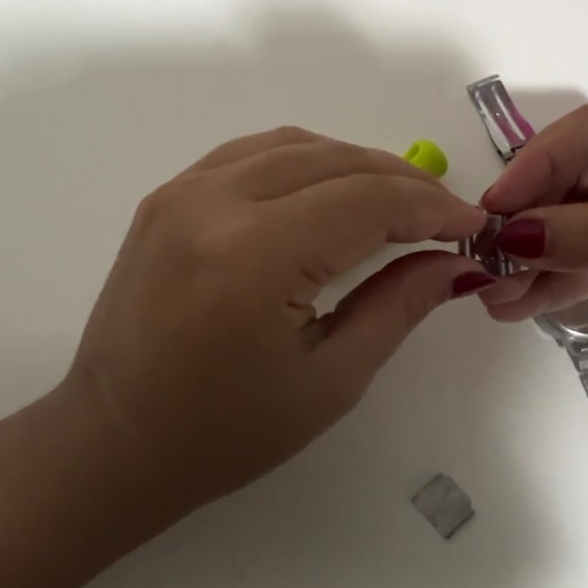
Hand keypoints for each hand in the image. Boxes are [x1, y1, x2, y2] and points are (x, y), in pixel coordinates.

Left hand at [67, 127, 489, 513]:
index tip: (472, 227)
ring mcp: (179, 193)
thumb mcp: (329, 381)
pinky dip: (304, 163)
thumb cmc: (225, 434)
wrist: (115, 441)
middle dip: (402, 182)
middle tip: (445, 217)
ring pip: (293, 146)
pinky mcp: (164, 198)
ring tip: (397, 204)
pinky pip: (250, 155)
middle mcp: (212, 205)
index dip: (431, 208)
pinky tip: (330, 194)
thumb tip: (456, 263)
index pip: (367, 202)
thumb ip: (397, 306)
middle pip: (334, 162)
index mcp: (254, 258)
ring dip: (355, 166)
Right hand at [477, 92, 587, 414]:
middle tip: (482, 256)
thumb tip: (511, 235)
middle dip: (528, 219)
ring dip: (528, 260)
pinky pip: (577, 269)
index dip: (542, 161)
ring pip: (567, 229)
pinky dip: (545, 286)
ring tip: (491, 294)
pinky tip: (514, 306)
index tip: (497, 203)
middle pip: (571, 180)